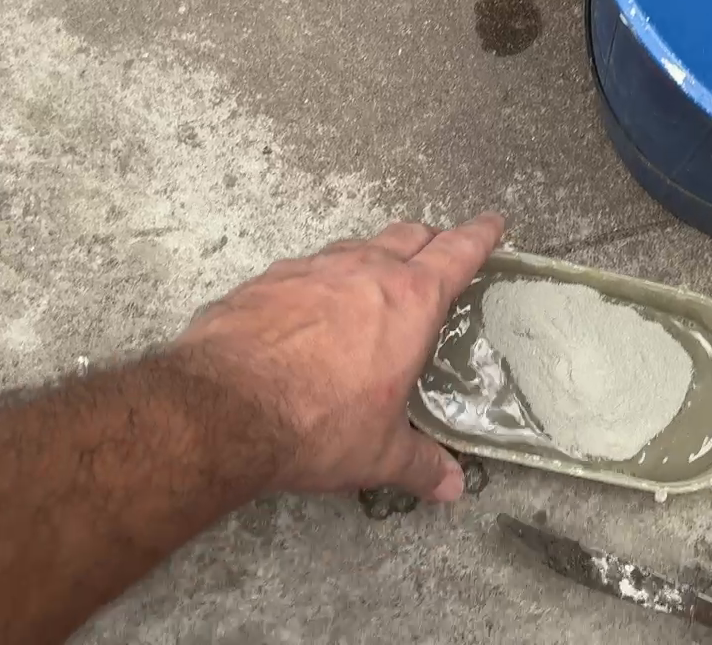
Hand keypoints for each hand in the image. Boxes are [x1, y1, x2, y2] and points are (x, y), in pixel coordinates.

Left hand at [170, 214, 503, 499]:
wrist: (217, 411)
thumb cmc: (317, 424)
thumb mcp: (378, 453)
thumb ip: (420, 465)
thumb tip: (453, 488)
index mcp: (411, 300)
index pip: (460, 250)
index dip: (482, 233)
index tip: (494, 223)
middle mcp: (368, 269)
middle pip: (411, 232)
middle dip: (430, 238)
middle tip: (435, 255)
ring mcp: (315, 267)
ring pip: (359, 244)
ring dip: (374, 256)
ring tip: (372, 284)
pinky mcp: (268, 278)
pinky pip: (307, 267)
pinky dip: (320, 280)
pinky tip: (308, 311)